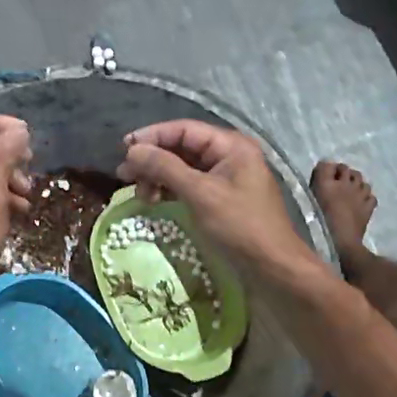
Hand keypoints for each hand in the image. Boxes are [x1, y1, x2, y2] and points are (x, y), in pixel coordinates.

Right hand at [117, 119, 313, 269]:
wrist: (272, 266)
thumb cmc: (239, 226)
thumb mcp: (199, 194)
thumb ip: (165, 168)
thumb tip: (132, 150)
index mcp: (230, 146)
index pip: (183, 129)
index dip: (152, 136)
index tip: (124, 149)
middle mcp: (228, 155)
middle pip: (181, 147)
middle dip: (152, 159)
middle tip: (124, 175)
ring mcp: (225, 177)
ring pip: (182, 167)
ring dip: (158, 177)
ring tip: (138, 194)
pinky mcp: (220, 198)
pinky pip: (189, 185)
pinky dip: (169, 190)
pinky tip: (153, 200)